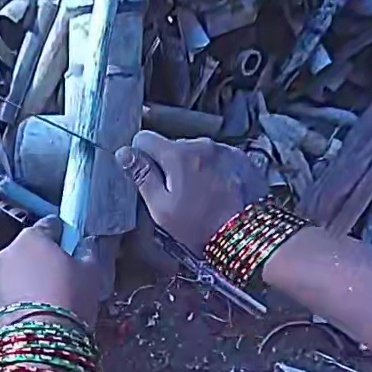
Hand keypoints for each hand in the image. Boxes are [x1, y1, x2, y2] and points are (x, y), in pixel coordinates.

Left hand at [0, 216, 100, 324]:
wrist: (38, 343)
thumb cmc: (69, 298)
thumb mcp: (91, 272)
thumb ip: (88, 252)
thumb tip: (83, 246)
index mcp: (31, 236)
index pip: (52, 224)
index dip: (68, 236)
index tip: (79, 251)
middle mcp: (9, 251)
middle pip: (36, 248)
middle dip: (52, 258)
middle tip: (72, 278)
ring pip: (26, 270)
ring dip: (41, 278)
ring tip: (61, 299)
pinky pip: (19, 290)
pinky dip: (31, 295)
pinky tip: (46, 311)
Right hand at [115, 132, 267, 249]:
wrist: (248, 233)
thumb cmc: (199, 225)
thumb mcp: (161, 207)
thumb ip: (142, 176)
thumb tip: (123, 153)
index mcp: (177, 154)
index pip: (144, 138)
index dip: (140, 155)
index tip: (145, 175)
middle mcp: (201, 144)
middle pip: (171, 145)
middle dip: (167, 164)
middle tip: (174, 194)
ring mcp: (223, 149)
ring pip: (195, 152)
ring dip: (190, 167)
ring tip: (197, 195)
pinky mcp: (240, 157)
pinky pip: (216, 157)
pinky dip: (211, 170)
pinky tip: (215, 191)